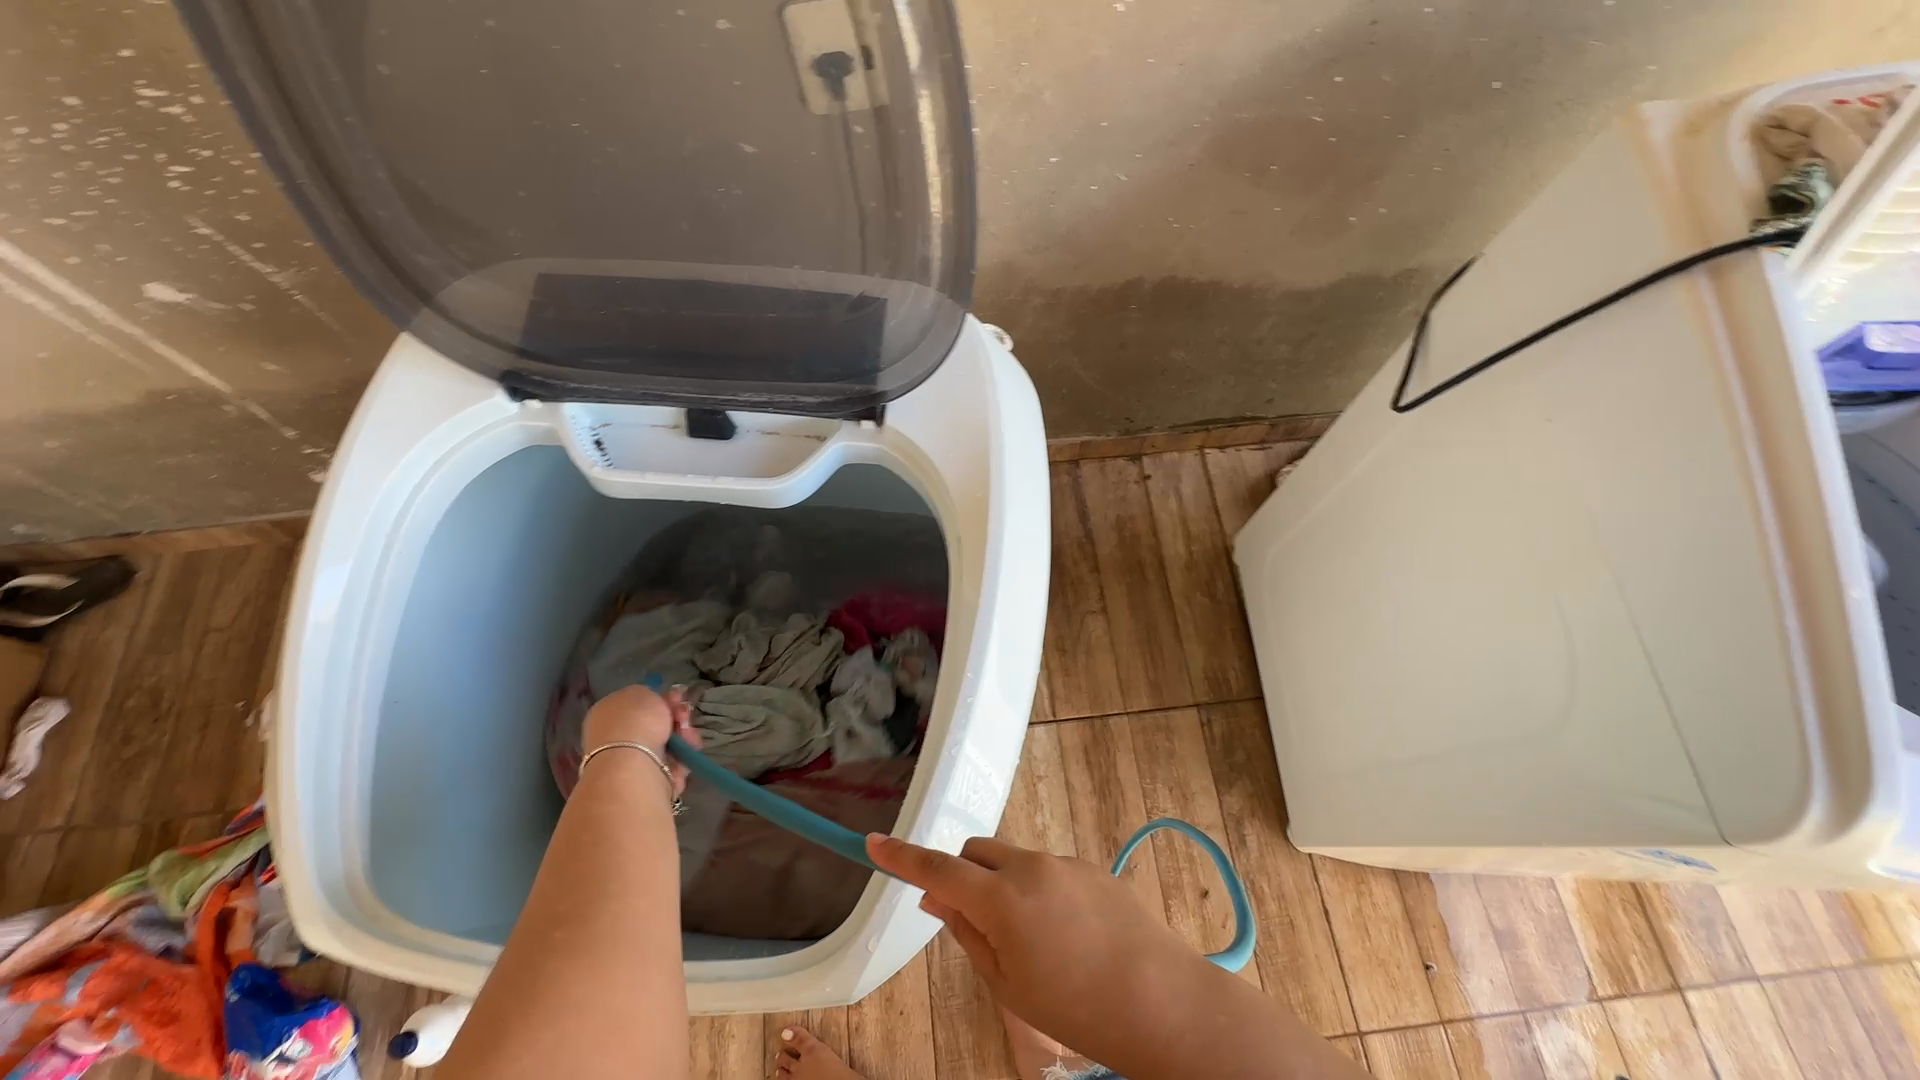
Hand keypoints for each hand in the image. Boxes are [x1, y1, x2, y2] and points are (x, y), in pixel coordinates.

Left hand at [582, 685, 699, 794]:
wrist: (633, 764)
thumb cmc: (635, 721)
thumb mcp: (643, 692)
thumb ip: (650, 694)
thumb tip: (655, 702)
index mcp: (608, 713)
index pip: (637, 703)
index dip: (660, 698)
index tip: (677, 697)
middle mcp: (617, 737)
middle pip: (655, 723)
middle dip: (676, 718)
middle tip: (684, 717)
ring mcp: (632, 760)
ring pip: (668, 742)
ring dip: (684, 736)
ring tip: (687, 736)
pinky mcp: (649, 779)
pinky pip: (674, 762)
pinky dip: (684, 756)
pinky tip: (688, 751)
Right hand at [867, 834, 1213, 1056]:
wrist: (1161, 1001)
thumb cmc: (1074, 1006)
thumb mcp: (1006, 982)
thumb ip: (966, 933)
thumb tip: (938, 899)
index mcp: (1002, 898)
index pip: (938, 869)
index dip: (902, 857)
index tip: (874, 842)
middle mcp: (1032, 867)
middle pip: (977, 851)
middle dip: (963, 873)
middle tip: (971, 917)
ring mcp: (1068, 864)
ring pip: (1015, 861)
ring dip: (1005, 885)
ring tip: (1034, 942)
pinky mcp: (1095, 870)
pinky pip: (1050, 870)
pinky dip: (1039, 890)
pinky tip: (1068, 935)